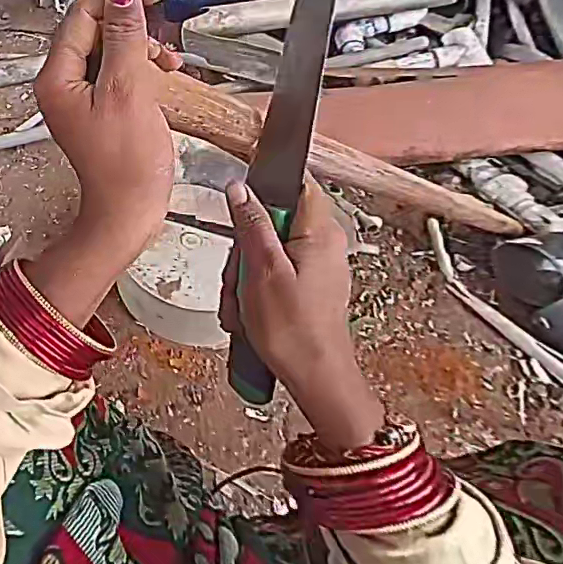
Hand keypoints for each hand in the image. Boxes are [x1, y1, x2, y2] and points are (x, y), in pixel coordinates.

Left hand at [26, 0, 183, 324]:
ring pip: (108, 49)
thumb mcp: (128, 89)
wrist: (129, 209)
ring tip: (164, 61)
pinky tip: (161, 74)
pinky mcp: (97, 106)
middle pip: (93, 30)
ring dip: (139, 46)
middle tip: (162, 25)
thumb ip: (124, 36)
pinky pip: (116, 71)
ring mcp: (78, 95)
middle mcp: (61, 83)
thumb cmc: (125, 165)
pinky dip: (140, 67)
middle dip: (131, 25)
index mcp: (56, 77)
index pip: (81, 16)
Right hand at [220, 179, 383, 449]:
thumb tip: (239, 187)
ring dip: (242, 274)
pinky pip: (268, 271)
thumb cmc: (293, 331)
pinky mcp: (305, 284)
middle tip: (239, 275)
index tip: (240, 199)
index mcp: (320, 234)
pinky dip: (251, 288)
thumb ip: (251, 224)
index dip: (266, 185)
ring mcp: (314, 266)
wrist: (315, 379)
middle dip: (242, 248)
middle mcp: (323, 245)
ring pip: (263, 248)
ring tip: (242, 302)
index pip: (297, 184)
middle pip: (269, 221)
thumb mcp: (261, 270)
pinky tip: (247, 311)